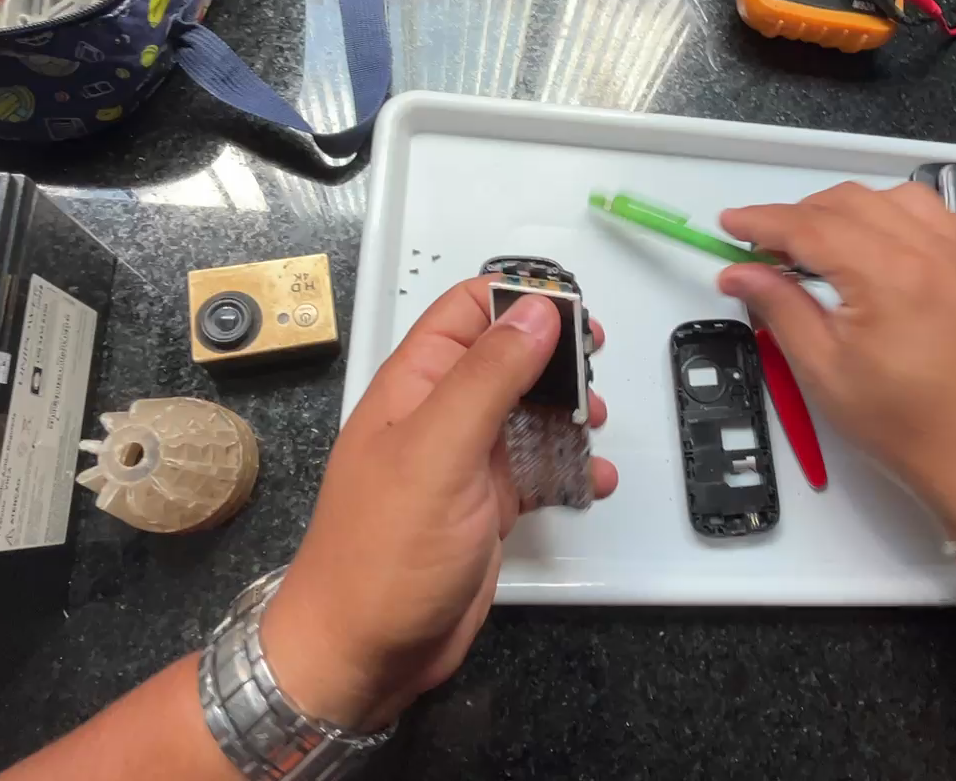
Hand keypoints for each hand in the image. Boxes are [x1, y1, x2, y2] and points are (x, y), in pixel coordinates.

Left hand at [260, 278, 616, 731]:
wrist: (362, 656)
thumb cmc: (382, 554)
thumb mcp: (439, 451)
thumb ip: (489, 375)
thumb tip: (536, 310)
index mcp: (418, 382)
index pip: (468, 309)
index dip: (519, 298)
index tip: (571, 310)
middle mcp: (442, 411)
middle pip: (508, 355)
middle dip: (556, 357)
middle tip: (592, 370)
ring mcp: (466, 457)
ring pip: (529, 409)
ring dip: (569, 411)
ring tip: (593, 425)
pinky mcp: (487, 501)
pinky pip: (539, 467)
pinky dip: (570, 467)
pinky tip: (592, 480)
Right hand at [717, 182, 955, 538]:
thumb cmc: (904, 425)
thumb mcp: (823, 371)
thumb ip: (777, 308)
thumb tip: (736, 272)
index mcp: (889, 276)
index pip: (809, 227)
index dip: (761, 221)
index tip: (727, 224)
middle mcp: (930, 249)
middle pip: (846, 202)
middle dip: (795, 216)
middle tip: (764, 251)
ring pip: (890, 196)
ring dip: (843, 209)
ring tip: (817, 245)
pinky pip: (931, 212)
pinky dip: (891, 214)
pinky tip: (874, 244)